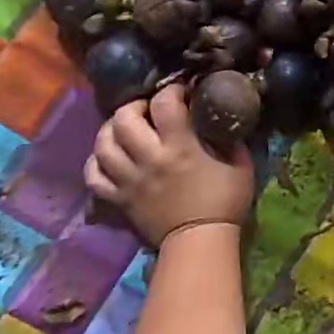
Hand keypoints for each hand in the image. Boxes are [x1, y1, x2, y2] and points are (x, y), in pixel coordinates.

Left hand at [86, 85, 253, 244]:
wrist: (200, 243)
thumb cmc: (224, 201)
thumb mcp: (239, 163)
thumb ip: (228, 137)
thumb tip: (222, 117)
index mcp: (181, 147)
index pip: (164, 103)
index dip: (170, 89)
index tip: (179, 91)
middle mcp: (150, 158)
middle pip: (124, 119)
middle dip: (134, 106)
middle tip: (146, 109)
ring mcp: (130, 180)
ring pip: (103, 145)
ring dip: (111, 129)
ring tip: (124, 128)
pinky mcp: (119, 199)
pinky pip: (94, 176)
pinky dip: (96, 161)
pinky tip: (107, 156)